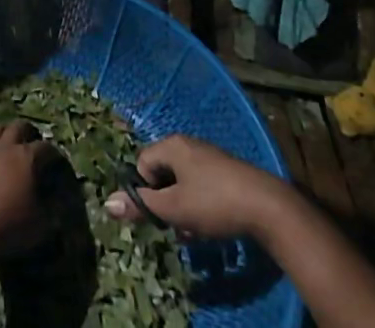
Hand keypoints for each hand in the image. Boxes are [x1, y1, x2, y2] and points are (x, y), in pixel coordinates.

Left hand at [0, 121, 58, 258]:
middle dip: (28, 131)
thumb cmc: (10, 224)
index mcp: (27, 157)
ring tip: (9, 142)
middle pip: (18, 126)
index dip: (53, 153)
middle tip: (33, 141)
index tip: (57, 160)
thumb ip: (52, 209)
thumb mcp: (41, 222)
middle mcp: (7, 147)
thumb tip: (59, 203)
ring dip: (5, 132)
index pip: (45, 147)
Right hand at [104, 134, 293, 240]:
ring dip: (181, 207)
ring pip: (181, 183)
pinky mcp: (225, 172)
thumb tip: (106, 202)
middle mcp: (188, 145)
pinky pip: (199, 186)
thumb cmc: (213, 203)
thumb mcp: (172, 208)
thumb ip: (140, 204)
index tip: (158, 212)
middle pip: (161, 173)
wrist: (267, 207)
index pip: (142, 163)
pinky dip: (198, 205)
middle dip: (164, 201)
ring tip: (192, 229)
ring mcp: (209, 157)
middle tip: (173, 223)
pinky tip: (208, 225)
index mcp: (172, 145)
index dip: (145, 190)